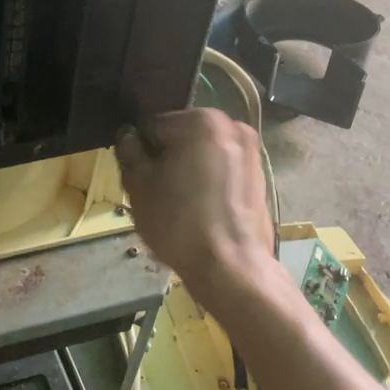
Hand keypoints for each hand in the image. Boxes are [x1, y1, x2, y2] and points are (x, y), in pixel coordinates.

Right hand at [116, 108, 278, 304]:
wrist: (231, 267)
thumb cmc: (179, 222)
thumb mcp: (139, 185)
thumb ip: (129, 152)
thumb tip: (128, 135)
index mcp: (201, 121)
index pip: (154, 127)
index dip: (141, 153)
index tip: (139, 179)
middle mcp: (232, 127)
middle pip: (181, 139)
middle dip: (166, 161)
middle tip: (156, 194)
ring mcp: (251, 153)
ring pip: (203, 156)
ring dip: (187, 172)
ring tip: (179, 206)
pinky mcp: (261, 178)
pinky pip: (222, 172)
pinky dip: (209, 184)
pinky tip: (201, 211)